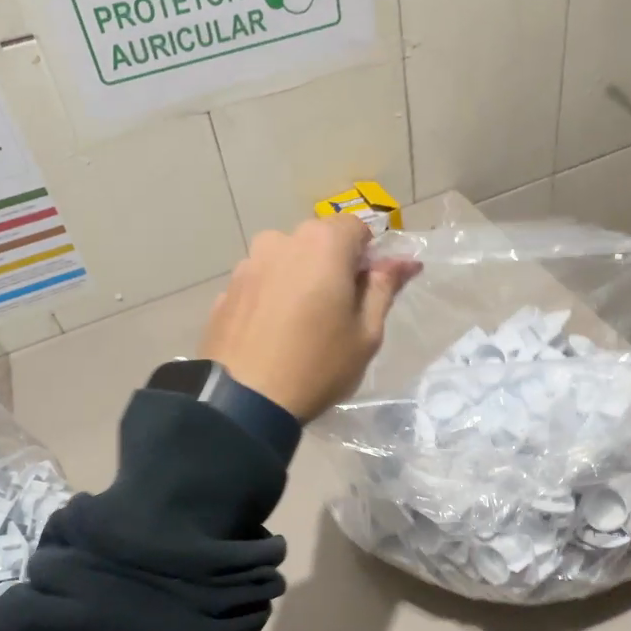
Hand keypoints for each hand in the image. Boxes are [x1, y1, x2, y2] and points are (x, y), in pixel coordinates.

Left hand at [200, 214, 420, 421]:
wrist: (244, 402)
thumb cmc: (318, 365)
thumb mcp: (367, 333)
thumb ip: (384, 287)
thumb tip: (405, 261)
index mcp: (323, 243)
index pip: (357, 228)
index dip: (368, 256)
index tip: (368, 291)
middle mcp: (281, 241)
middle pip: (318, 242)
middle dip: (333, 266)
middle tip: (338, 312)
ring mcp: (247, 264)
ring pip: (286, 261)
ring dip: (299, 280)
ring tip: (300, 327)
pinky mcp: (226, 290)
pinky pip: (260, 284)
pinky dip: (271, 298)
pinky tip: (273, 335)